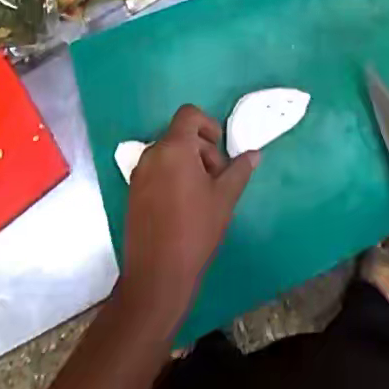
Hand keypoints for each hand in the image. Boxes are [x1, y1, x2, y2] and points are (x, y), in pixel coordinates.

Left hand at [117, 105, 258, 322]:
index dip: (209, 125)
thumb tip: (254, 153)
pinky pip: (157, 170)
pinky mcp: (134, 192)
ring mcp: (139, 173)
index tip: (221, 150)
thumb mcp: (225, 198)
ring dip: (190, 164)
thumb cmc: (195, 230)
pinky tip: (186, 206)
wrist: (157, 274)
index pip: (189, 115)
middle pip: (181, 135)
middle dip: (204, 150)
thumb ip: (239, 170)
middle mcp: (152, 154)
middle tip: (219, 180)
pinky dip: (174, 176)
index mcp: (174, 148)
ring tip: (205, 196)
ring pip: (169, 154)